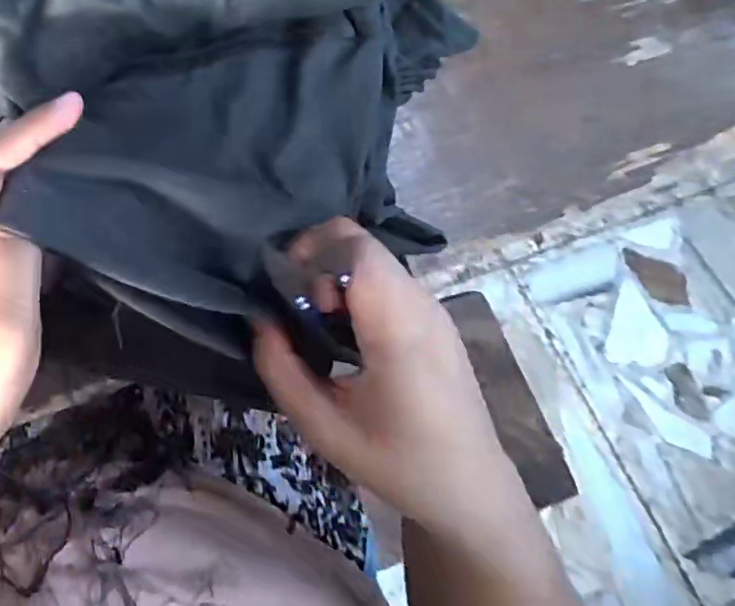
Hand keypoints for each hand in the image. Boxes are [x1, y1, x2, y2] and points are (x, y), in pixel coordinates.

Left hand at [0, 91, 83, 495]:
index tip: (74, 104)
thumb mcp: (2, 325)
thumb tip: (32, 198)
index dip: (30, 131)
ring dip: (28, 163)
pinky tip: (52, 186)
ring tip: (73, 138)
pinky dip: (24, 195)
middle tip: (80, 113)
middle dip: (29, 137)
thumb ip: (16, 250)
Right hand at [251, 218, 515, 534]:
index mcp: (397, 327)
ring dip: (339, 273)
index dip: (314, 246)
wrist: (473, 490)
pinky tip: (350, 331)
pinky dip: (359, 284)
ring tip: (324, 320)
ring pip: (374, 257)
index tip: (290, 284)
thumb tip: (261, 319)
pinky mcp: (437, 316)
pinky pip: (388, 276)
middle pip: (362, 244)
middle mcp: (421, 303)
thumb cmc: (397, 461)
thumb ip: (280, 370)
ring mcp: (434, 307)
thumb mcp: (323, 428)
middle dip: (321, 259)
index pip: (356, 246)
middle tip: (303, 306)